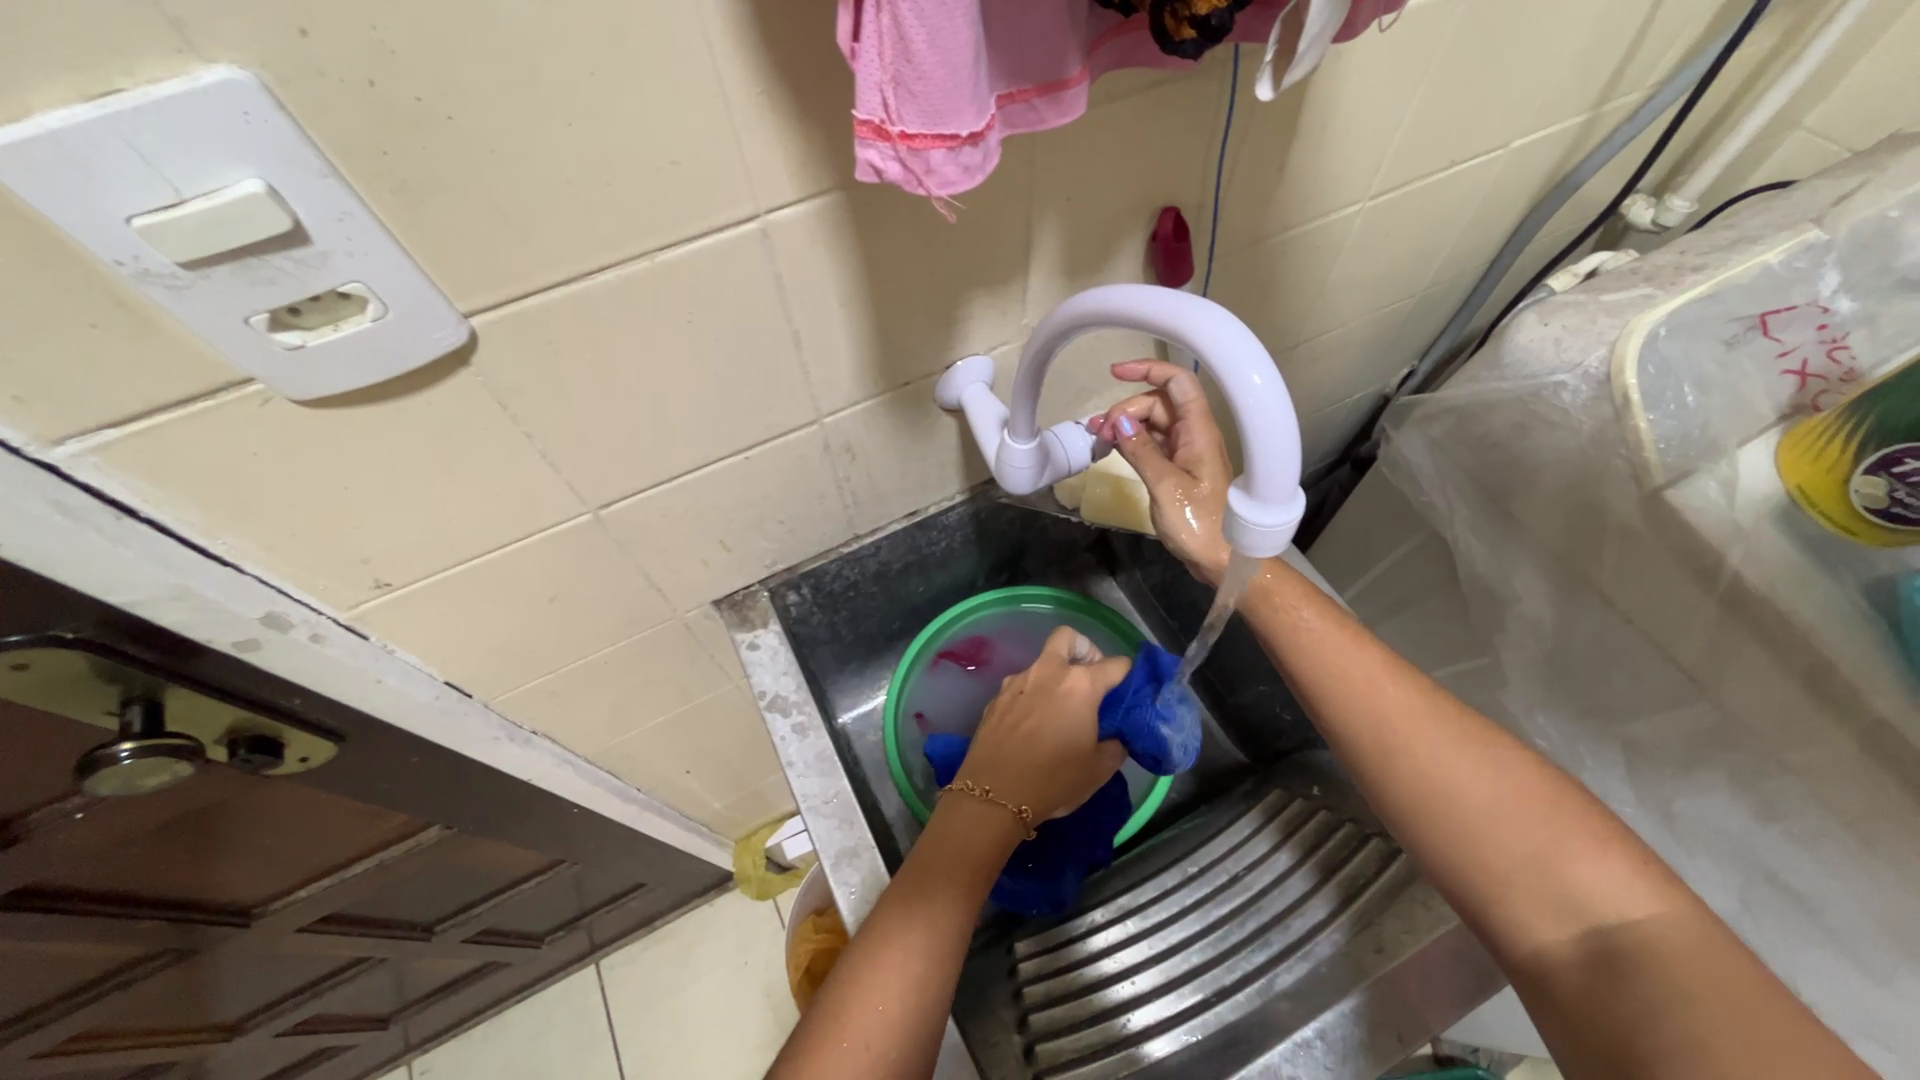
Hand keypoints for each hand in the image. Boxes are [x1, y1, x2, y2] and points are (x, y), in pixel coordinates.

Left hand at [954, 626, 1131, 824]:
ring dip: (1054, 676)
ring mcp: (1017, 682)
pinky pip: (1021, 686)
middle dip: (1084, 650)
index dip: (1128, 676)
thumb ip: (1115, 745)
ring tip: (1059, 712)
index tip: (1129, 692)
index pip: (1116, 664)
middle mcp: (1048, 672)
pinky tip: (1032, 726)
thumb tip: (1116, 737)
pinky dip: (1032, 696)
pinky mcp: (995, 698)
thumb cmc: (1054, 779)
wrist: (993, 794)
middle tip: (1090, 681)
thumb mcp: (1099, 769)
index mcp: (1080, 684)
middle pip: (1068, 637)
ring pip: (1041, 662)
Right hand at [1089, 359, 1234, 584]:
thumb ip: (1141, 451)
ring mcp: (1186, 452)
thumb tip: (1118, 422)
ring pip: (1152, 424)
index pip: (1178, 383)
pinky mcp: (1178, 469)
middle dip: (1126, 409)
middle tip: (1100, 433)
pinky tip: (1112, 450)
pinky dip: (1131, 443)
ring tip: (1098, 440)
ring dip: (1125, 427)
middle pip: (1158, 403)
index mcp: (1199, 432)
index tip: (1115, 373)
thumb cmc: (1200, 524)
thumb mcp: (1164, 487)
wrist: (1222, 560)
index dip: (1148, 370)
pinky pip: (1152, 444)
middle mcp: (1194, 435)